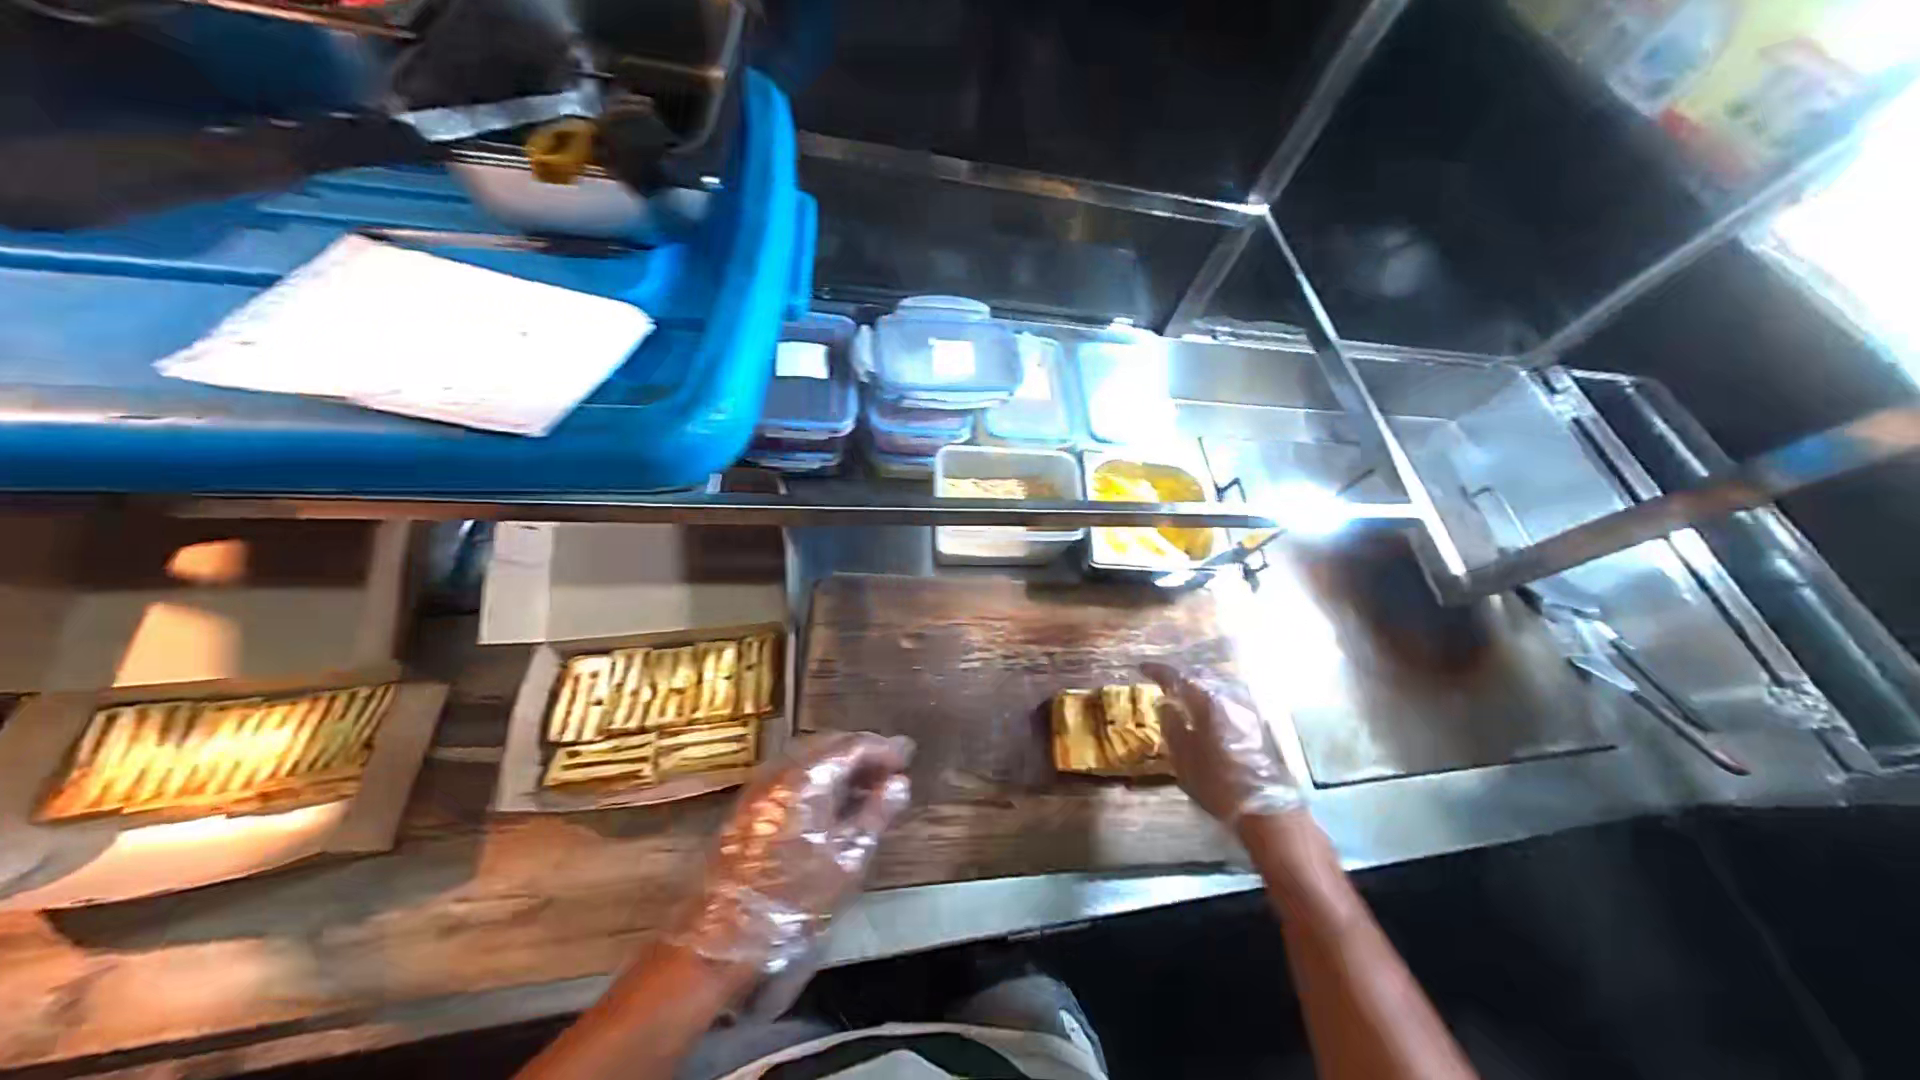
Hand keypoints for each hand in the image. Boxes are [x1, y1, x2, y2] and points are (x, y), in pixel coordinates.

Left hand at [669, 732, 912, 974]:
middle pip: (828, 745)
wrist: (722, 942)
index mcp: (808, 777)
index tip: (908, 756)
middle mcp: (780, 771)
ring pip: (807, 760)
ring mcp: (758, 789)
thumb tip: (899, 782)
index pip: (853, 745)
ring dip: (839, 765)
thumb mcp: (848, 860)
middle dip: (862, 752)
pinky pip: (790, 777)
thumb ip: (877, 815)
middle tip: (891, 769)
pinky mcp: (746, 809)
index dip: (884, 748)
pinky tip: (831, 803)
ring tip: (866, 786)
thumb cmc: (794, 901)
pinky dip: (817, 780)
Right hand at [1141, 663, 1301, 824]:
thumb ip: (1171, 725)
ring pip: (1213, 691)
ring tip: (1179, 700)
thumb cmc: (1218, 783)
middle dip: (1178, 680)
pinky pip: (1224, 703)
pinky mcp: (1256, 725)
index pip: (1177, 677)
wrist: (1266, 809)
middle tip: (1160, 684)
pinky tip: (1202, 716)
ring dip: (1195, 693)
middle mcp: (1229, 699)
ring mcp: (1246, 711)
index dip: (1157, 671)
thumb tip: (1165, 703)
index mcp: (1207, 703)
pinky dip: (1209, 704)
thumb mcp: (1184, 757)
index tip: (1142, 668)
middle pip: (1198, 680)